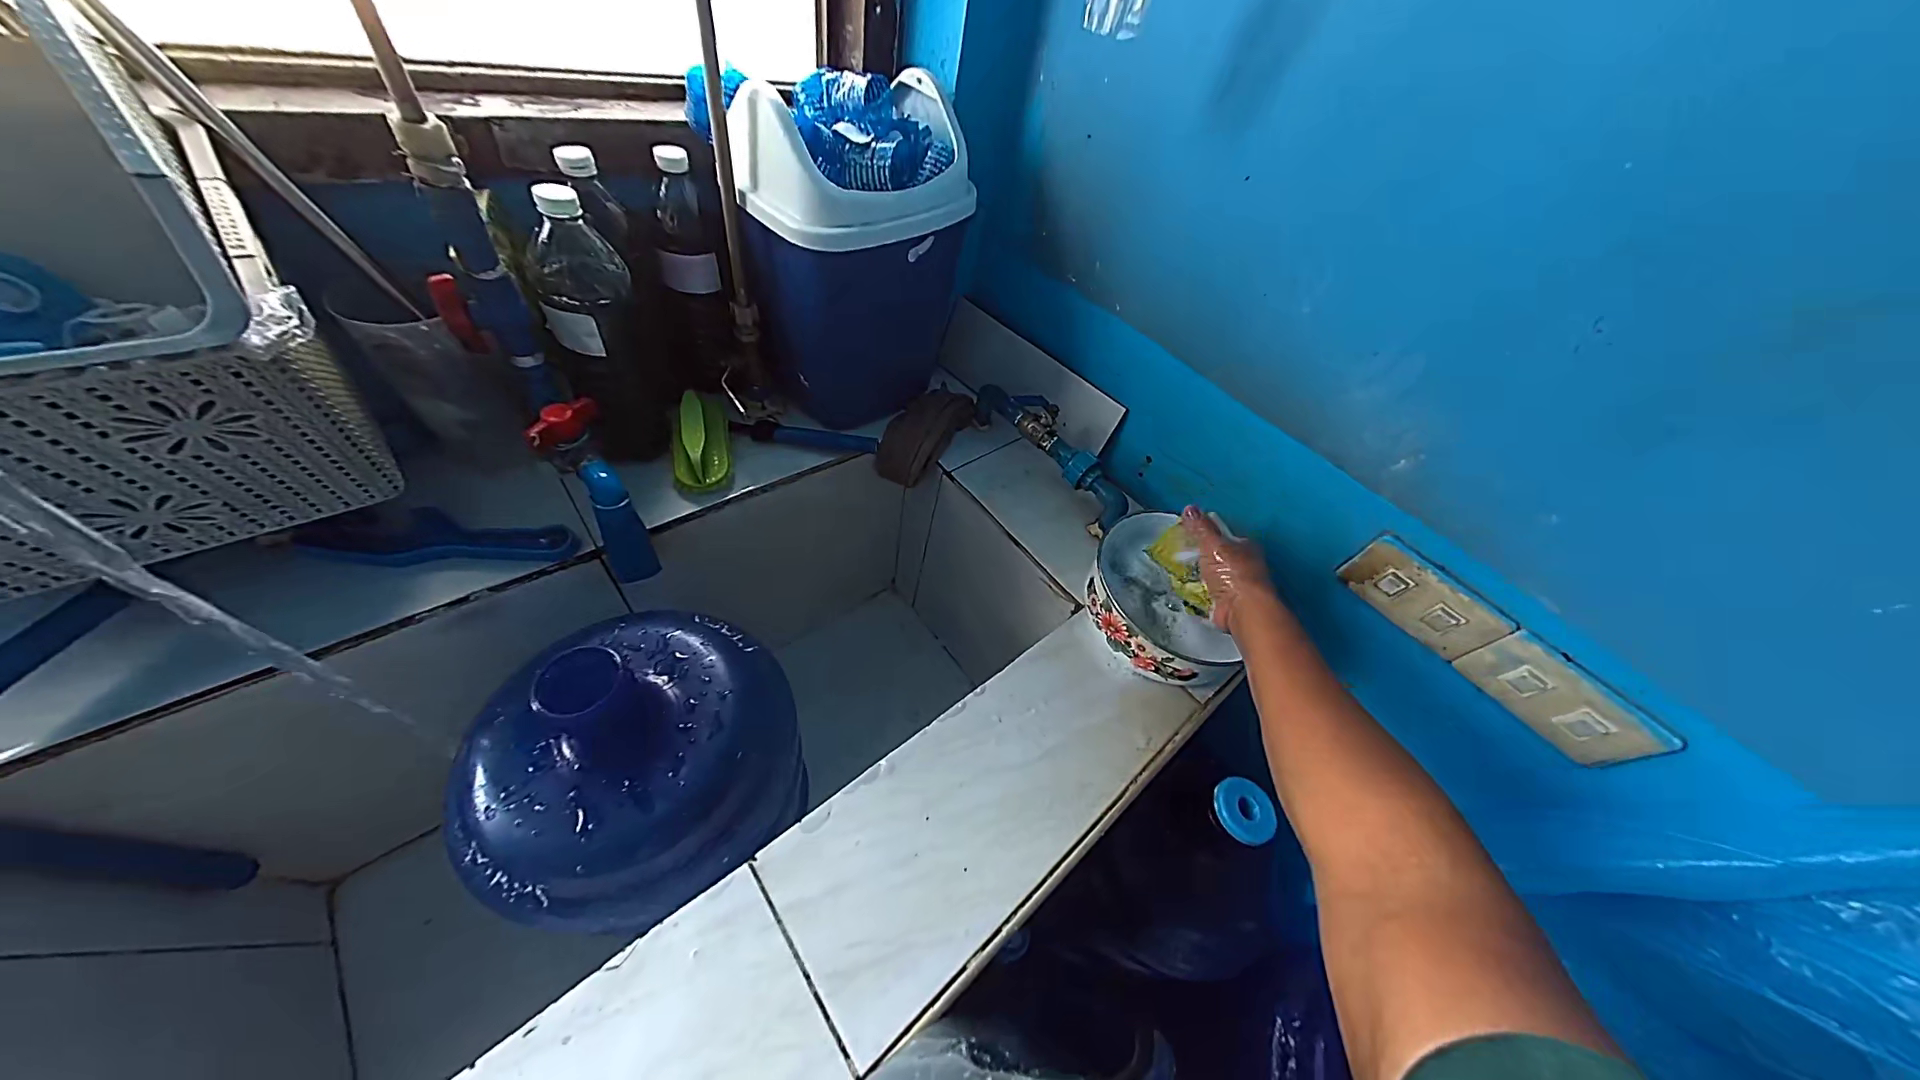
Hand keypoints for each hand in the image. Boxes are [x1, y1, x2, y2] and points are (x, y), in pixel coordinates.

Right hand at [1180, 505, 1277, 634]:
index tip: (1188, 531)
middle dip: (1201, 553)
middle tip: (1181, 551)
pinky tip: (1188, 588)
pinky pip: (1209, 591)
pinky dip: (1200, 590)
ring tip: (1181, 569)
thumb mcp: (1213, 545)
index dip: (1206, 530)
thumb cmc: (1233, 573)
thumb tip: (1190, 508)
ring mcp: (1237, 584)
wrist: (1242, 610)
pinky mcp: (1228, 602)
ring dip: (1200, 573)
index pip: (1224, 532)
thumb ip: (1201, 528)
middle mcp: (1245, 564)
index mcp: (1245, 545)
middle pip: (1219, 553)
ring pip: (1214, 573)